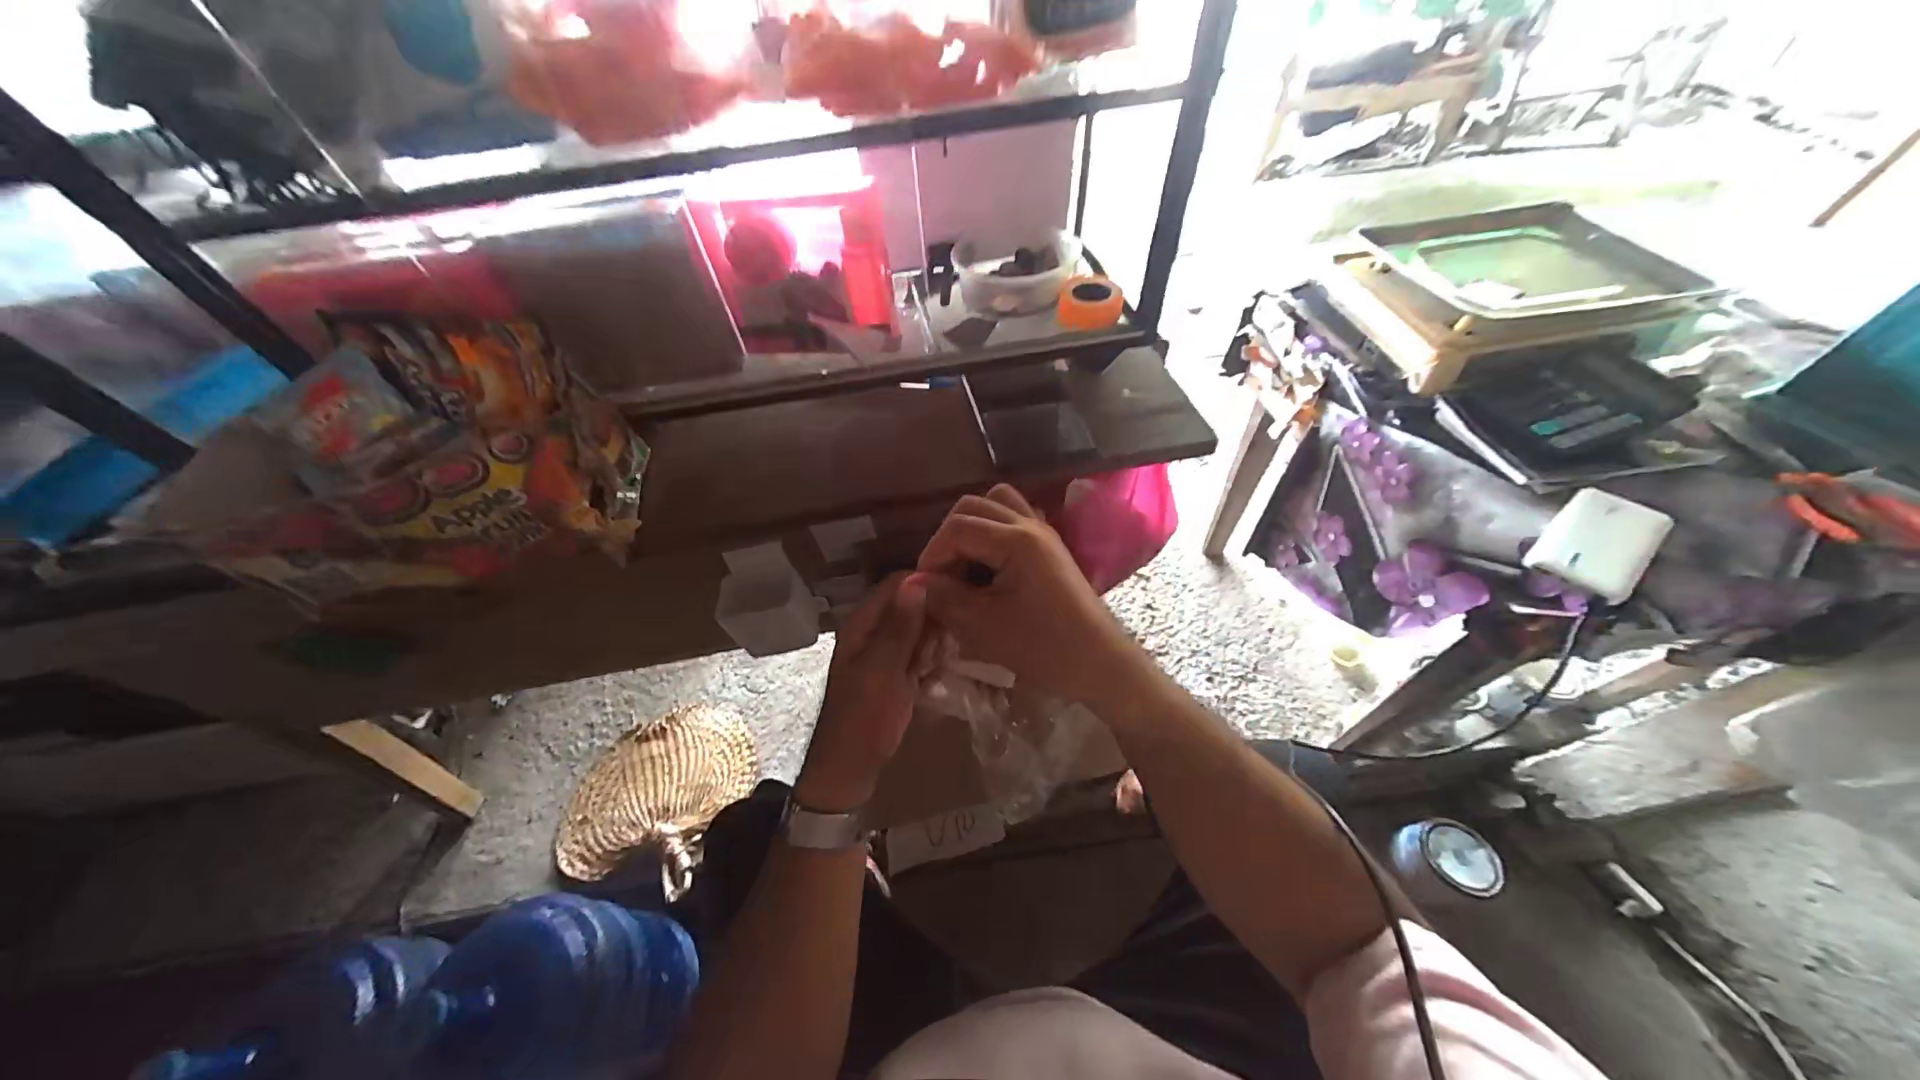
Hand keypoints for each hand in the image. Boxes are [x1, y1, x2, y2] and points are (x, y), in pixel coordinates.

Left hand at [795, 573, 931, 812]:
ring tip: (939, 663)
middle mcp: (875, 633)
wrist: (850, 769)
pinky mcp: (899, 675)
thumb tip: (918, 581)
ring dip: (935, 643)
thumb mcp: (882, 669)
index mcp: (863, 624)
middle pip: (912, 607)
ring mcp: (887, 655)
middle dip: (934, 620)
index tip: (959, 592)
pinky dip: (933, 662)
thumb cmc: (862, 718)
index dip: (926, 584)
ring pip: (921, 632)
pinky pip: (922, 655)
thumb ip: (900, 627)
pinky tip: (937, 677)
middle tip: (947, 641)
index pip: (897, 585)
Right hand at [910, 485, 1154, 715]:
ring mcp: (1045, 533)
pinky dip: (994, 533)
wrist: (1099, 664)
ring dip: (972, 528)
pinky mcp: (1051, 549)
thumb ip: (944, 598)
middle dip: (949, 537)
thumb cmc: (1042, 647)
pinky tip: (989, 568)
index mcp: (1015, 540)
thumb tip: (915, 582)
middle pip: (974, 506)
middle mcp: (1031, 525)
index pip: (957, 528)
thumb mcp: (983, 626)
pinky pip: (1015, 521)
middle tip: (941, 575)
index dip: (932, 554)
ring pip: (998, 505)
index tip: (924, 587)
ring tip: (963, 566)